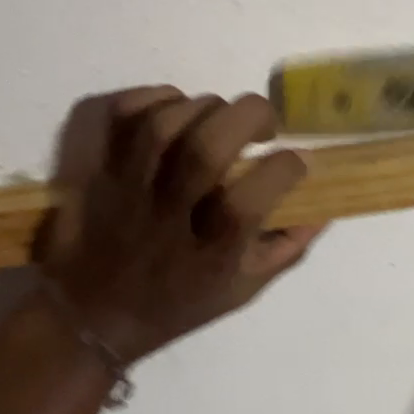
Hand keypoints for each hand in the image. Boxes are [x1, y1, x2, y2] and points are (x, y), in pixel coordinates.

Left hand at [38, 87, 329, 360]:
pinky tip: (174, 107)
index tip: (300, 160)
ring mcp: (123, 190)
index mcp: (207, 256)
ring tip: (219, 119)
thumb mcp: (242, 289)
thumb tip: (324, 204)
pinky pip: (116, 114)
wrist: (90, 317)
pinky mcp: (92, 168)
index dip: (285, 169)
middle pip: (202, 150)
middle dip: (246, 118)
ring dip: (203, 107)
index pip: (248, 203)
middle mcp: (164, 219)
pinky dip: (150, 97)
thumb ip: (286, 247)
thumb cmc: (176, 302)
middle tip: (263, 126)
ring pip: (163, 125)